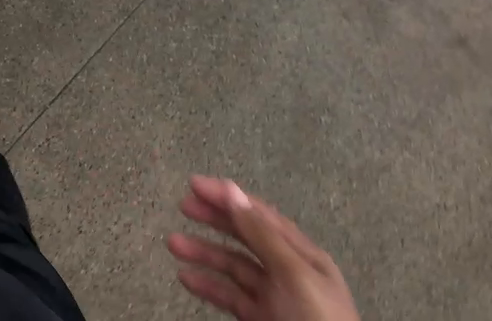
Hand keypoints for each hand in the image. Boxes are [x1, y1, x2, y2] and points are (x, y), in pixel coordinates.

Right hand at [167, 176, 358, 320]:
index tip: (194, 184)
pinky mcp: (260, 319)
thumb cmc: (318, 320)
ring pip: (233, 267)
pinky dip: (208, 286)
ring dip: (204, 253)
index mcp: (302, 254)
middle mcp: (286, 271)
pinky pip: (230, 297)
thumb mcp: (293, 274)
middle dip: (214, 219)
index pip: (259, 215)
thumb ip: (262, 235)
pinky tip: (186, 278)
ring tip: (173, 244)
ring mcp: (273, 298)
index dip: (228, 196)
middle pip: (245, 236)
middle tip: (183, 206)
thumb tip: (232, 192)